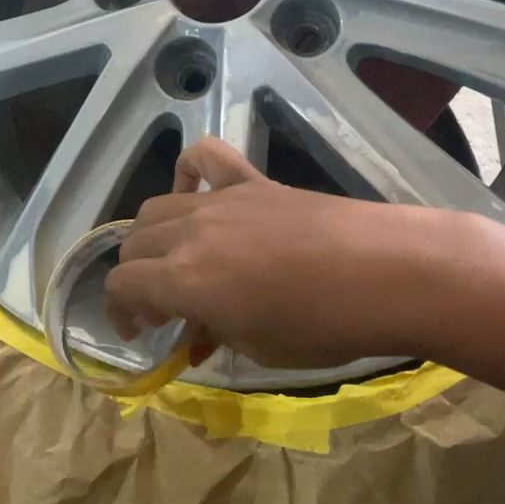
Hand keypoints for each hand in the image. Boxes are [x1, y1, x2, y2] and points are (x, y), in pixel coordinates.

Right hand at [105, 139, 473, 367]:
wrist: (385, 273)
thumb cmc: (323, 326)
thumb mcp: (257, 347)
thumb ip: (213, 331)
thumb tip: (196, 329)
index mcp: (184, 279)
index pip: (122, 285)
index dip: (119, 310)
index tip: (139, 332)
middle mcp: (189, 233)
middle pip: (133, 243)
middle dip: (135, 277)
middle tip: (163, 306)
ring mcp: (219, 200)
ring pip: (157, 205)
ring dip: (152, 236)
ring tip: (176, 259)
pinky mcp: (251, 181)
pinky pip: (205, 156)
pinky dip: (189, 169)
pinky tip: (196, 192)